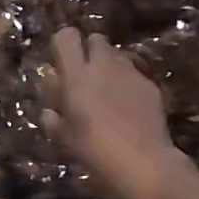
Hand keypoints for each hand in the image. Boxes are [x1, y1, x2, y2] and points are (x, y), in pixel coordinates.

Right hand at [43, 28, 189, 198]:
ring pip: (117, 55)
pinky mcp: (150, 85)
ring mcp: (131, 73)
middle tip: (83, 75)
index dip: (62, 45)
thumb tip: (48, 112)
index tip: (60, 62)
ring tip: (106, 91)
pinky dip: (127, 83)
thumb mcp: (64, 138)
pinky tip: (127, 107)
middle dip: (89, 50)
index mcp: (77, 75)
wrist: (143, 161)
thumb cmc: (94, 150)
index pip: (67, 37)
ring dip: (108, 66)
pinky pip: (134, 74)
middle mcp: (104, 66)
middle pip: (96, 39)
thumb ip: (53, 120)